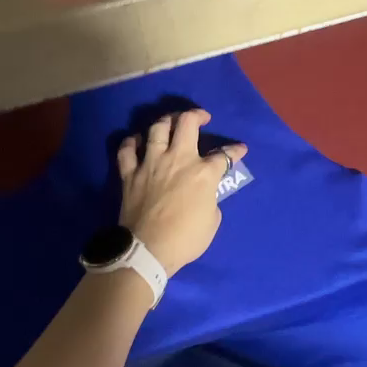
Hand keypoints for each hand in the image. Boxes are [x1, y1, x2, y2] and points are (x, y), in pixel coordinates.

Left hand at [115, 109, 247, 277]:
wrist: (148, 250)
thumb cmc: (186, 240)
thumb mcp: (212, 221)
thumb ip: (210, 199)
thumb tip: (204, 194)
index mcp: (203, 173)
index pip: (224, 155)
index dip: (235, 151)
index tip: (240, 150)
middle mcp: (178, 159)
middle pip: (187, 123)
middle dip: (197, 115)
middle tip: (201, 118)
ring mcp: (151, 163)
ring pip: (157, 128)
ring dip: (166, 121)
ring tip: (171, 123)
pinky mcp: (130, 173)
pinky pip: (127, 149)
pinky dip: (132, 142)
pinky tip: (138, 141)